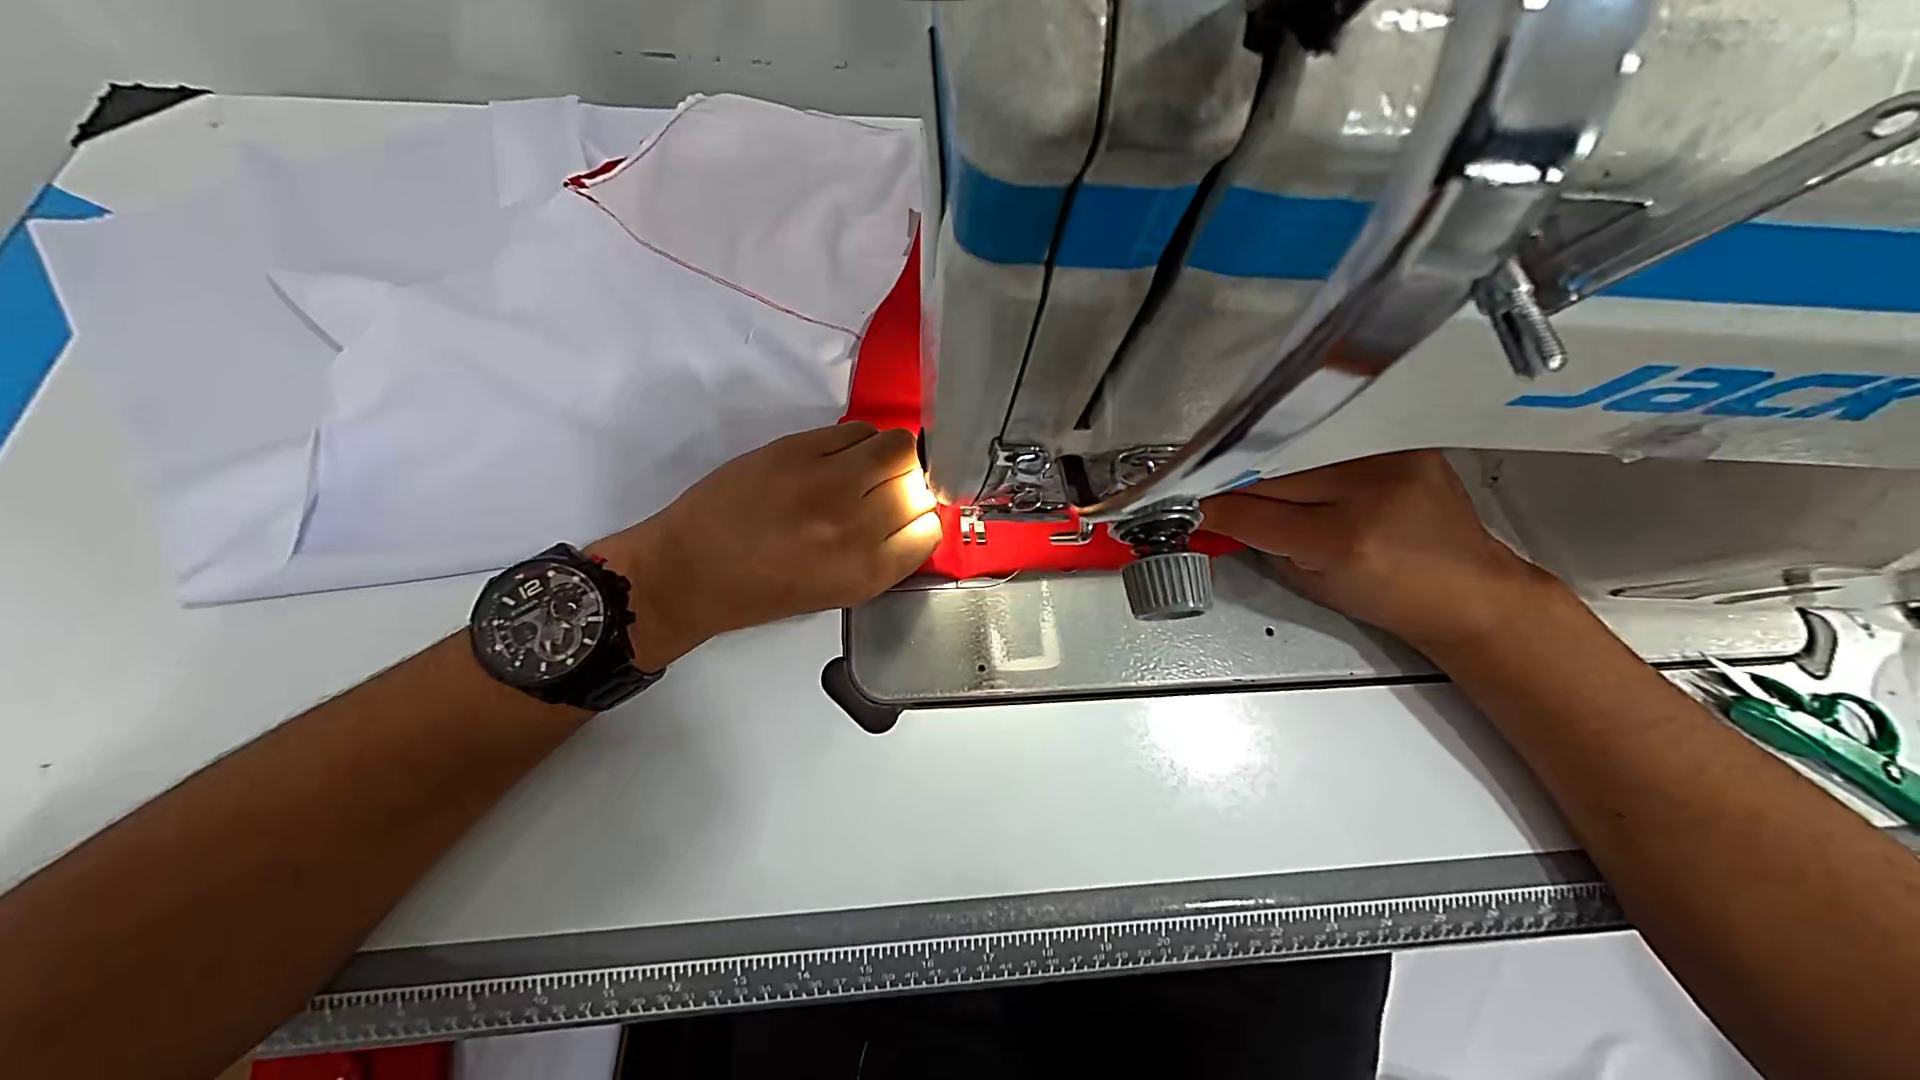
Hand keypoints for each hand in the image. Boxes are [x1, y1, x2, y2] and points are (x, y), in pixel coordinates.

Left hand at [591, 423, 940, 668]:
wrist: (689, 571)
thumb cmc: (759, 589)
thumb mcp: (837, 591)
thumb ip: (883, 557)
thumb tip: (914, 515)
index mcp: (865, 573)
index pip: (931, 529)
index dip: (921, 518)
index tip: (909, 513)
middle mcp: (853, 529)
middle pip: (920, 484)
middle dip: (908, 486)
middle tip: (883, 490)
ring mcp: (825, 484)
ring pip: (897, 447)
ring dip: (888, 457)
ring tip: (860, 471)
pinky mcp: (797, 450)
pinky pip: (857, 429)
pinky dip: (856, 441)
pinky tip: (836, 458)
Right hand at [1200, 451, 1564, 651]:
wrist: (1467, 589)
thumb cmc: (1395, 597)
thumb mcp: (1310, 582)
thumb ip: (1261, 542)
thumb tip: (1218, 514)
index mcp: (1342, 540)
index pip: (1251, 512)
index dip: (1213, 509)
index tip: (1191, 505)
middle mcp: (1369, 491)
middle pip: (1269, 473)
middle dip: (1233, 483)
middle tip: (1210, 490)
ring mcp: (1390, 461)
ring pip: (1295, 452)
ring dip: (1266, 466)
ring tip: (1251, 479)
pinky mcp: (1403, 445)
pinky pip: (1332, 441)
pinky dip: (1305, 454)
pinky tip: (1296, 465)